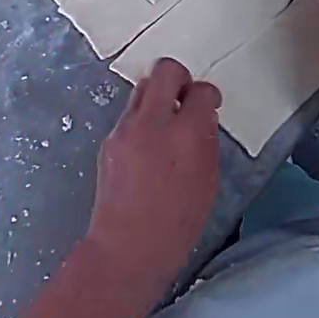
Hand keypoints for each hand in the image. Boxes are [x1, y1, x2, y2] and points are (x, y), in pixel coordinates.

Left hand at [82, 58, 222, 294]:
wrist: (126, 247)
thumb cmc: (176, 225)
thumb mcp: (207, 185)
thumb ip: (207, 144)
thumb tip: (203, 117)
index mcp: (186, 135)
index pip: (200, 91)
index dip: (208, 93)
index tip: (209, 101)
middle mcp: (154, 122)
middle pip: (166, 70)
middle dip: (180, 76)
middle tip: (185, 94)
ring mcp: (127, 127)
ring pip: (143, 87)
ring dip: (158, 95)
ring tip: (166, 119)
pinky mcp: (110, 137)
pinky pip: (130, 114)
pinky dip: (143, 119)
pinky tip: (148, 145)